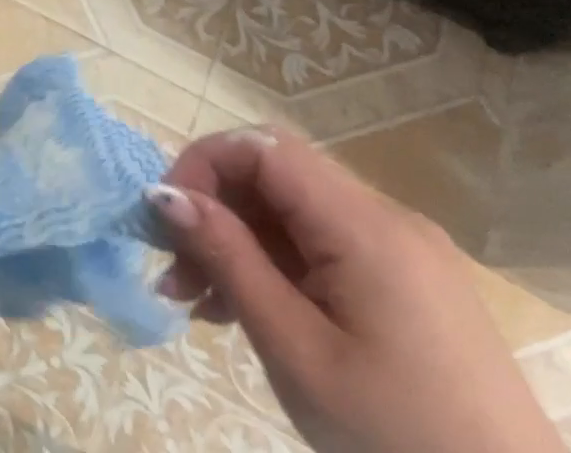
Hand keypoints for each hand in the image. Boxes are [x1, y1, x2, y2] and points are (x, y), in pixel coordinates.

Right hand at [150, 126, 563, 452]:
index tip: (164, 221)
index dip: (201, 165)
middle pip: (275, 176)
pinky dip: (271, 264)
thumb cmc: (392, 430)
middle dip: (211, 210)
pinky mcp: (407, 284)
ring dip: (234, 241)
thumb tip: (163, 194)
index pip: (264, 147)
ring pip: (292, 212)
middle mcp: (388, 221)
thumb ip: (229, 259)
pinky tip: (243, 310)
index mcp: (366, 228)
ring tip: (197, 303)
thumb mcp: (292, 345)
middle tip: (173, 274)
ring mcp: (403, 253)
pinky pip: (321, 246)